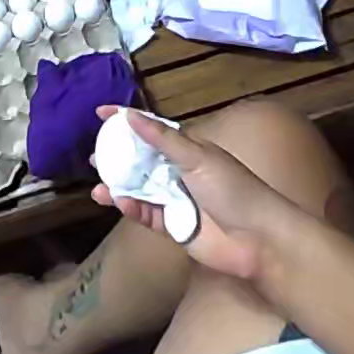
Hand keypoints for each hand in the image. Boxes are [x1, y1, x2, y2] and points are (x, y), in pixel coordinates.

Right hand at [90, 106, 298, 281]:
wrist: (261, 241)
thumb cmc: (233, 189)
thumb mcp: (198, 156)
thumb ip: (162, 139)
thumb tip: (130, 115)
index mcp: (187, 149)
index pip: (151, 128)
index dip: (127, 119)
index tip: (101, 112)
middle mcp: (178, 171)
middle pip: (140, 160)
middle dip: (116, 155)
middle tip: (93, 154)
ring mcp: (175, 199)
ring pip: (139, 188)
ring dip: (118, 184)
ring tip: (96, 184)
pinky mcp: (174, 227)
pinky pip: (146, 214)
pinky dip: (130, 208)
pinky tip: (116, 201)